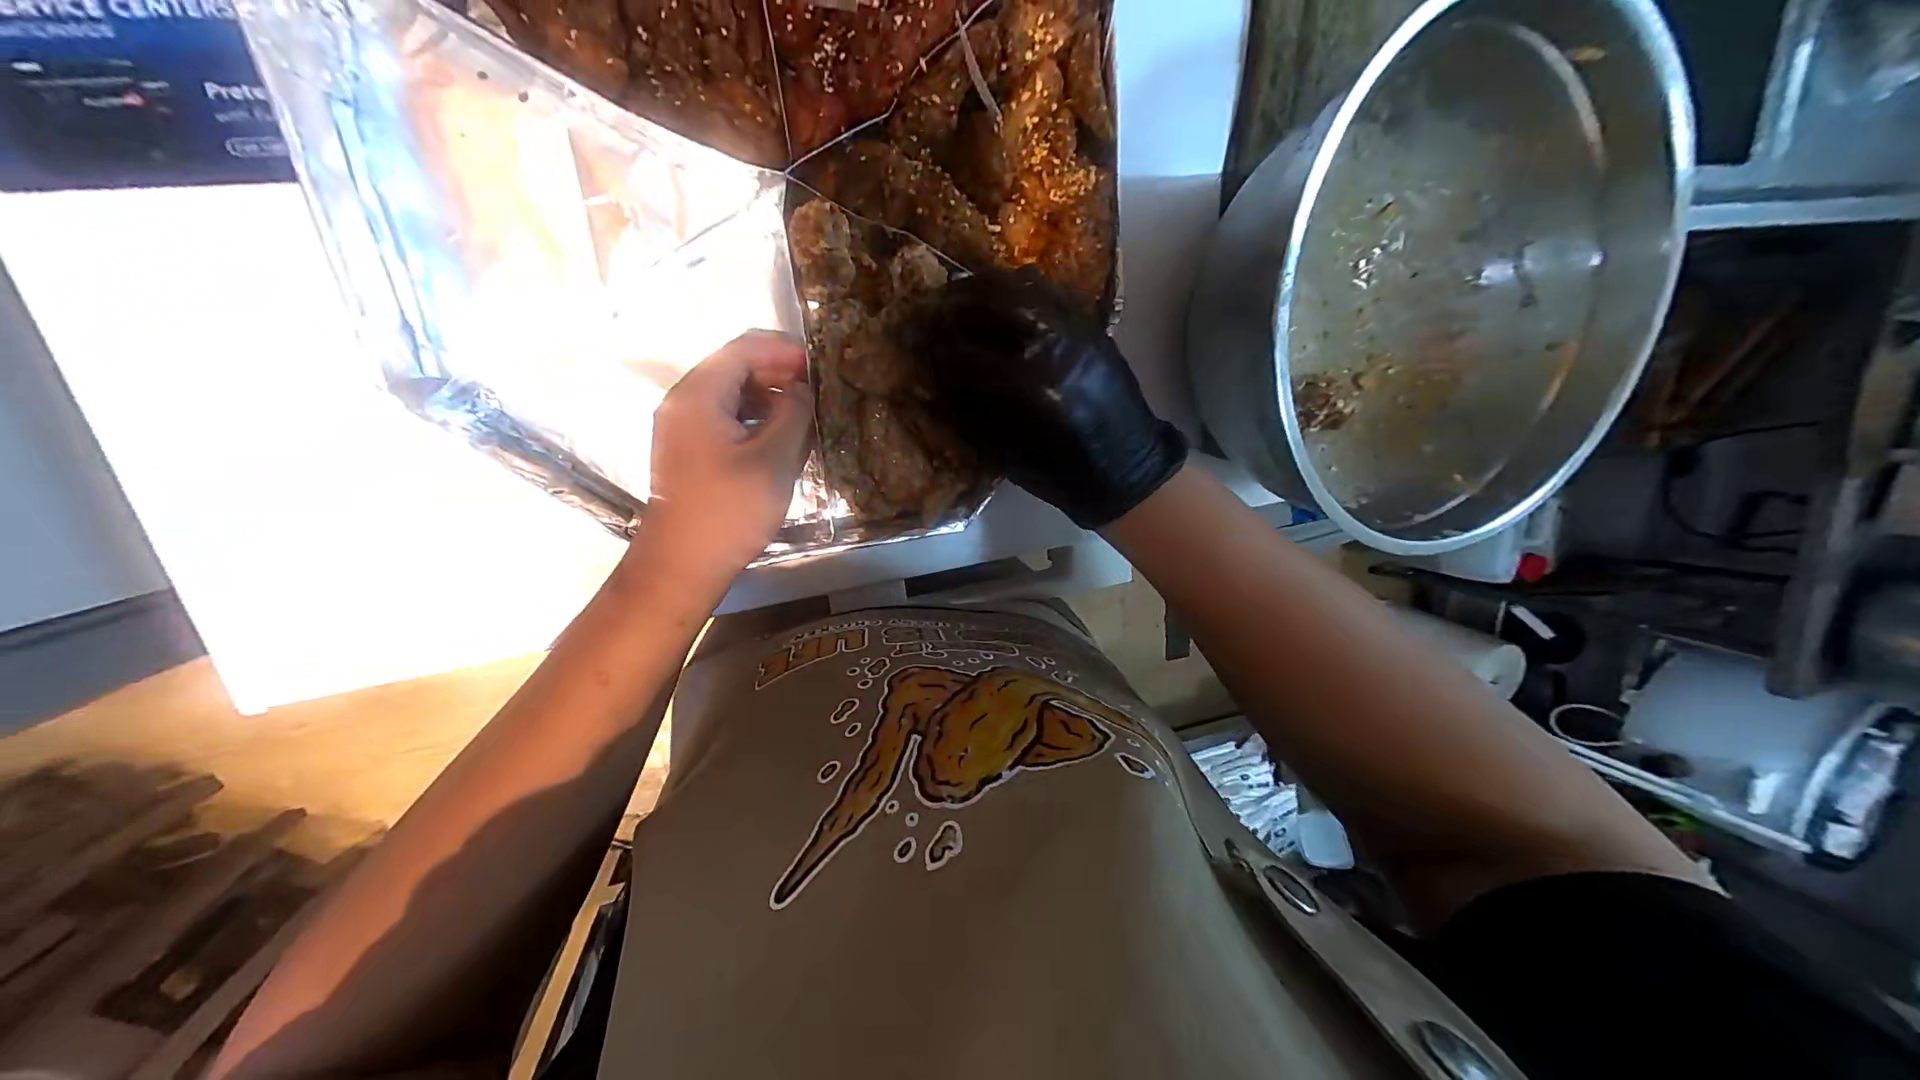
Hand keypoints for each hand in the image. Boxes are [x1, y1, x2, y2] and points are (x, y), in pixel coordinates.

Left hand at [643, 331, 812, 577]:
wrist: (683, 564)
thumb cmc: (730, 510)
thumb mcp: (773, 459)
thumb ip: (793, 413)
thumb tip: (802, 389)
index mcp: (698, 395)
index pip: (743, 348)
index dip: (784, 350)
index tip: (820, 365)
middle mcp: (683, 402)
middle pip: (734, 367)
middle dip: (778, 372)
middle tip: (817, 389)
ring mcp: (682, 426)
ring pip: (730, 393)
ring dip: (768, 396)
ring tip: (805, 413)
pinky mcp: (688, 449)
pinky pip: (724, 417)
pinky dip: (754, 418)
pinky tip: (781, 436)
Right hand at [897, 270, 1186, 528]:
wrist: (1128, 468)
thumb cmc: (1063, 474)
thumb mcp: (1007, 454)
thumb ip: (968, 415)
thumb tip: (931, 384)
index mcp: (1032, 388)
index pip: (968, 355)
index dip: (937, 350)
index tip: (917, 345)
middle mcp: (1055, 347)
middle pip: (994, 302)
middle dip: (955, 301)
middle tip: (932, 305)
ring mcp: (1077, 329)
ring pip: (1023, 287)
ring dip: (985, 286)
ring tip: (961, 293)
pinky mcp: (1092, 326)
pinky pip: (1050, 291)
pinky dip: (1019, 287)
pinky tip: (1001, 296)